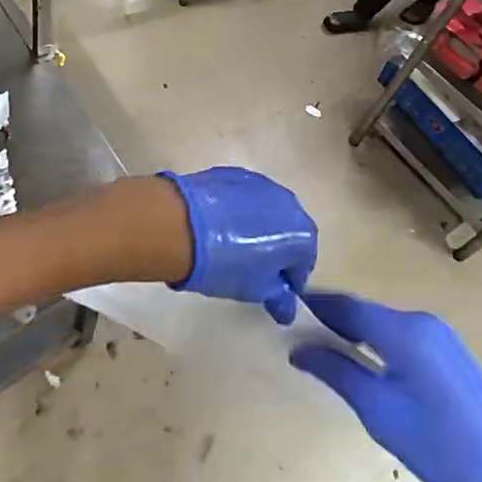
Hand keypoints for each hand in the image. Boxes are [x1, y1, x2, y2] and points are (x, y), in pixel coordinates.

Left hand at [160, 167, 315, 323]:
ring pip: (263, 211)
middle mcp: (287, 201)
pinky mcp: (230, 173)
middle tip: (248, 267)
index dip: (286, 280)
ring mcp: (258, 182)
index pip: (302, 264)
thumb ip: (279, 297)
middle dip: (273, 249)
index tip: (268, 289)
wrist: (179, 224)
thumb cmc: (226, 263)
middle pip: (286, 231)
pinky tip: (214, 223)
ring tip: (227, 244)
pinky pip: (240, 196)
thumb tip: (287, 308)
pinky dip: (233, 209)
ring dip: (254, 227)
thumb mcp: (256, 289)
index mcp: (302, 232)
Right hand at [291, 293, 481, 481]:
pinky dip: (378, 340)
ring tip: (327, 347)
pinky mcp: (451, 351)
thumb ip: (335, 371)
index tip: (287, 309)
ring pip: (384, 322)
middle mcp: (424, 322)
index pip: (348, 305)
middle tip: (302, 332)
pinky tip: (366, 361)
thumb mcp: (376, 409)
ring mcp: (442, 335)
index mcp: (406, 331)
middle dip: (333, 319)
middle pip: (366, 311)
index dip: (315, 305)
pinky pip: (403, 334)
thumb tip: (298, 349)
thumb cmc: (436, 446)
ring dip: (355, 330)